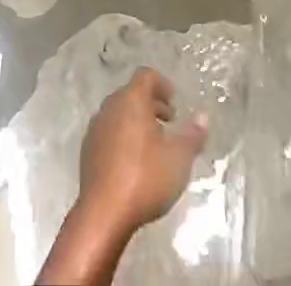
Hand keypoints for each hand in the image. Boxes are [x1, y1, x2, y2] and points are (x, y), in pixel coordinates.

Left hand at [77, 68, 208, 232]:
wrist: (103, 215)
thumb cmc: (145, 178)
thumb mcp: (179, 157)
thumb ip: (193, 134)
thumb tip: (203, 116)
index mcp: (131, 100)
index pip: (146, 76)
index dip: (162, 83)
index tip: (175, 100)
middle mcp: (110, 108)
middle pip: (131, 94)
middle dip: (152, 103)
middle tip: (169, 120)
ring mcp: (95, 130)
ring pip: (119, 114)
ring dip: (137, 120)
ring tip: (154, 143)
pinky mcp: (87, 152)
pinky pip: (109, 132)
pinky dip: (123, 136)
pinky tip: (134, 161)